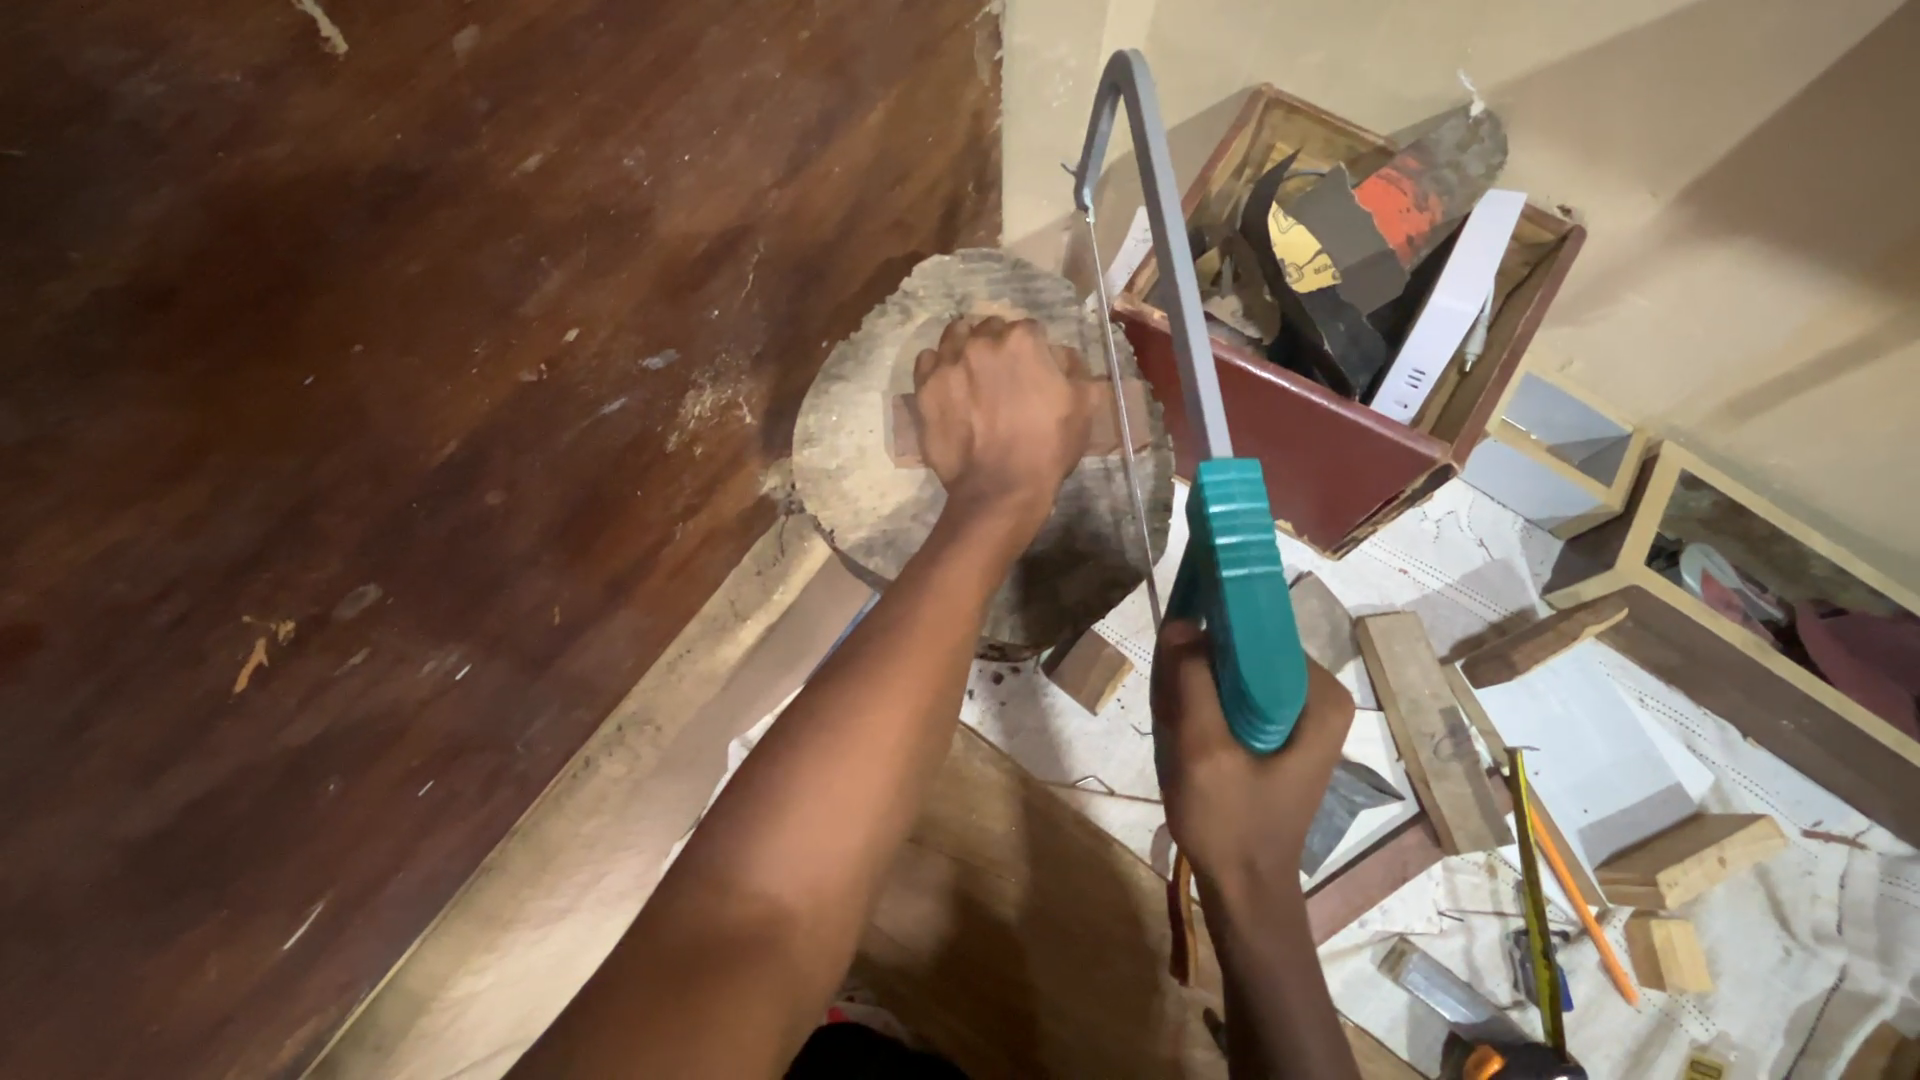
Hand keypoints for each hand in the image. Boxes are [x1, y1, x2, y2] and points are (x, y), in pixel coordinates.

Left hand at [913, 316, 1091, 532]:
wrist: (1000, 488)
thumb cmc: (1047, 448)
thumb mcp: (1083, 405)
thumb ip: (1073, 367)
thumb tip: (1059, 354)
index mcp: (1022, 340)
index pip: (1029, 330)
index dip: (1033, 351)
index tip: (1032, 370)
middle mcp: (981, 341)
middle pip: (990, 329)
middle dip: (997, 345)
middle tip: (1002, 375)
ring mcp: (948, 363)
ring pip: (955, 337)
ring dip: (965, 346)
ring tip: (971, 371)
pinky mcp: (924, 387)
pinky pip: (927, 360)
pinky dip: (937, 366)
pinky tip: (947, 383)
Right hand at [1150, 619, 1353, 892]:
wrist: (1245, 887)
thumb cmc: (1230, 822)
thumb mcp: (1204, 749)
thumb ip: (1193, 683)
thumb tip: (1183, 623)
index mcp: (1321, 697)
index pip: (1263, 633)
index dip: (1216, 632)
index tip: (1178, 651)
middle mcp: (1319, 698)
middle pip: (1250, 652)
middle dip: (1205, 664)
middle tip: (1172, 696)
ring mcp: (1301, 718)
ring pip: (1239, 674)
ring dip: (1201, 686)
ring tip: (1177, 718)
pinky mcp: (1281, 735)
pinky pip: (1238, 697)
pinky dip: (1209, 704)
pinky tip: (1187, 731)